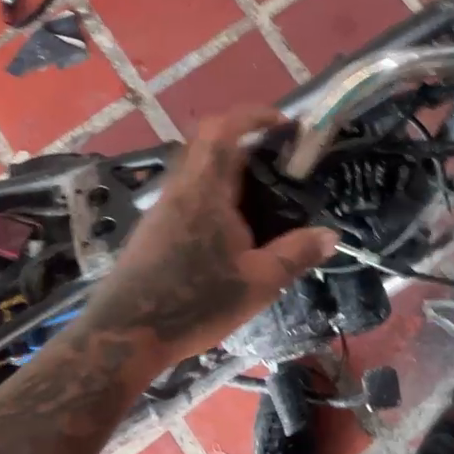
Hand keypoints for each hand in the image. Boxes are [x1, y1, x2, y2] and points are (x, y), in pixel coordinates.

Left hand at [97, 106, 338, 362]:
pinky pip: (190, 193)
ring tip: (264, 195)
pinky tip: (235, 228)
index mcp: (205, 191)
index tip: (284, 122)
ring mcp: (162, 209)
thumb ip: (296, 254)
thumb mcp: (258, 283)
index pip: (222, 131)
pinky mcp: (154, 230)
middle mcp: (180, 190)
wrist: (123, 337)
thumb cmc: (194, 304)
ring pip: (197, 169)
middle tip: (281, 159)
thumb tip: (330, 235)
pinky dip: (216, 192)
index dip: (253, 116)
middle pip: (208, 144)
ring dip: (229, 169)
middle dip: (246, 141)